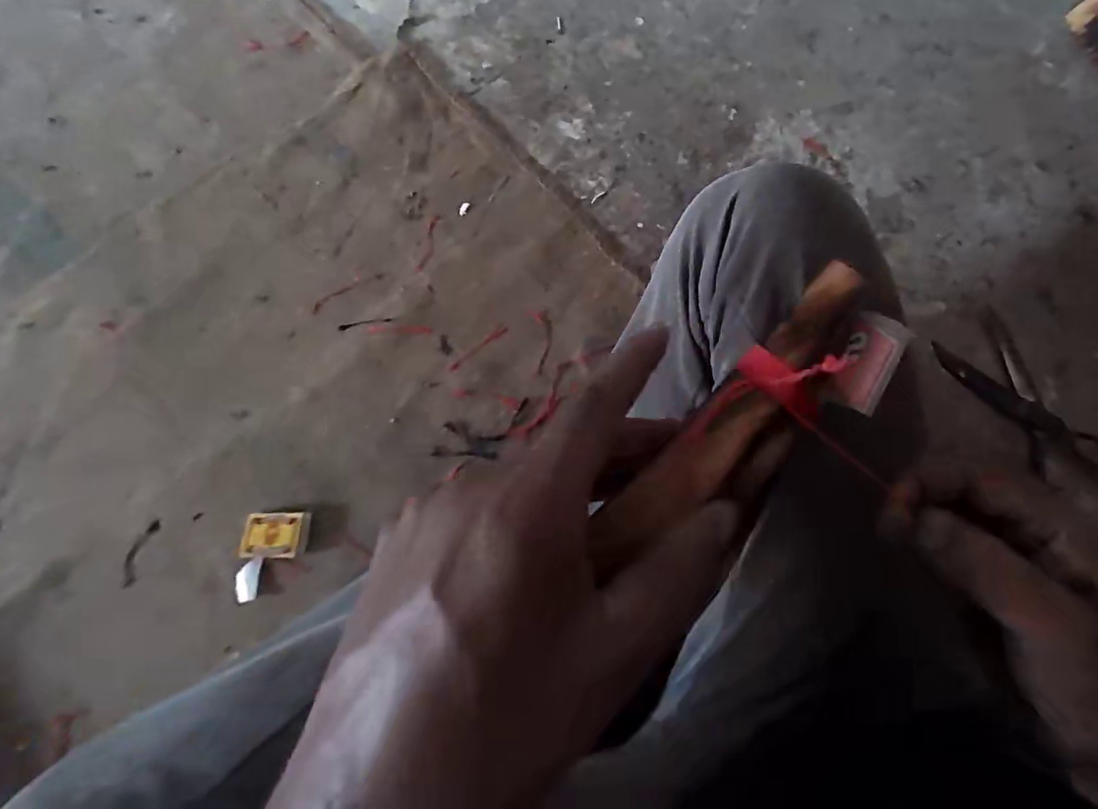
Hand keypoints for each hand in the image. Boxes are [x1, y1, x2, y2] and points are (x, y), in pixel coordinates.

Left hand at [267, 327, 741, 808]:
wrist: (376, 791)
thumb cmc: (508, 715)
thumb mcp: (610, 654)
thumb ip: (673, 573)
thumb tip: (721, 512)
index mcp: (525, 504)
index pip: (589, 412)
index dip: (628, 368)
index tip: (656, 334)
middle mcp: (469, 488)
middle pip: (556, 451)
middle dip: (615, 453)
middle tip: (664, 473)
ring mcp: (423, 513)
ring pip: (514, 483)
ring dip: (564, 492)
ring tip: (595, 537)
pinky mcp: (396, 545)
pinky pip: (472, 511)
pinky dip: (514, 517)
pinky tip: (519, 572)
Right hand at [900, 464, 1097, 807]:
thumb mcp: (1050, 624)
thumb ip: (985, 566)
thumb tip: (916, 518)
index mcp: (1054, 521)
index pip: (978, 474)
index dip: (930, 480)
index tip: (891, 510)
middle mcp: (1028, 527)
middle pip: (959, 487)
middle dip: (917, 497)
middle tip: (886, 530)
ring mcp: (1009, 555)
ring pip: (948, 514)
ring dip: (916, 521)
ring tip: (892, 545)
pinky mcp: (991, 585)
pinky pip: (947, 549)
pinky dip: (923, 548)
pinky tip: (911, 563)